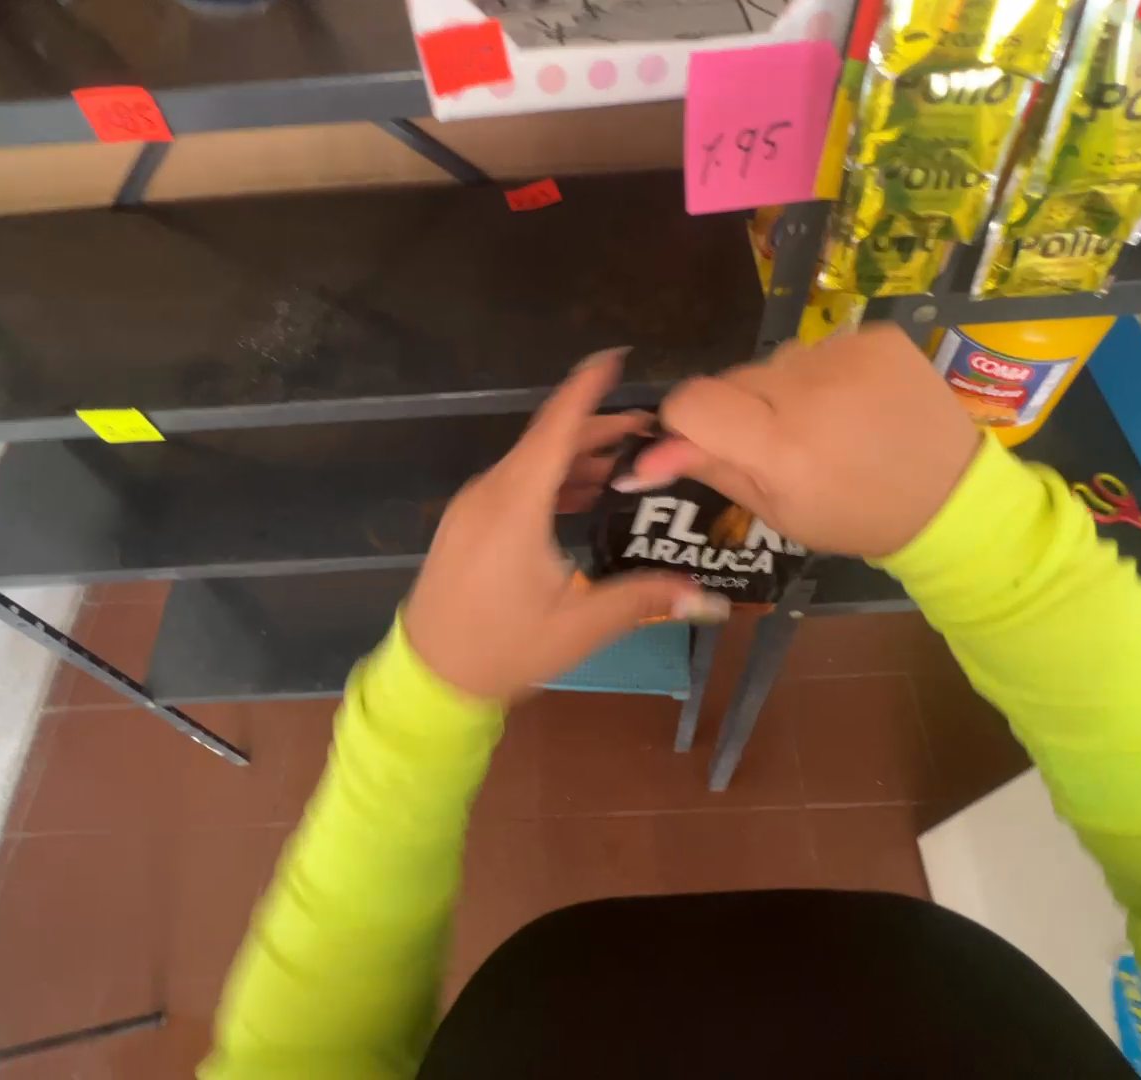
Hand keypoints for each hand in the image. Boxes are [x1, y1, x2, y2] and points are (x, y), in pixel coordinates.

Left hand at [404, 350, 731, 702]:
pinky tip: (580, 494)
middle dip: (596, 430)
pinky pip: (513, 486)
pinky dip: (549, 480)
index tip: (614, 358)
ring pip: (529, 464)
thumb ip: (642, 599)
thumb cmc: (503, 650)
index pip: (555, 431)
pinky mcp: (466, 525)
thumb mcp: (579, 627)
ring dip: (573, 457)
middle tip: (647, 429)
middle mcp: (489, 494)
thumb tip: (709, 596)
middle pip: (546, 443)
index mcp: (515, 507)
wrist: (431, 679)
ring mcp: (472, 508)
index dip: (585, 392)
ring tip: (622, 462)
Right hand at [618, 326, 981, 558]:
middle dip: (740, 410)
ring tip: (822, 424)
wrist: (950, 498)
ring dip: (780, 391)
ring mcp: (847, 355)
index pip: (691, 402)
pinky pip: (815, 347)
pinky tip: (851, 403)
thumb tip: (642, 457)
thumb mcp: (774, 509)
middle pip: (731, 379)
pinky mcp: (877, 335)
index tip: (709, 440)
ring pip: (772, 363)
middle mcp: (808, 390)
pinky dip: (819, 374)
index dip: (686, 421)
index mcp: (780, 447)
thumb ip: (709, 469)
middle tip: (780, 444)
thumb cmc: (852, 517)